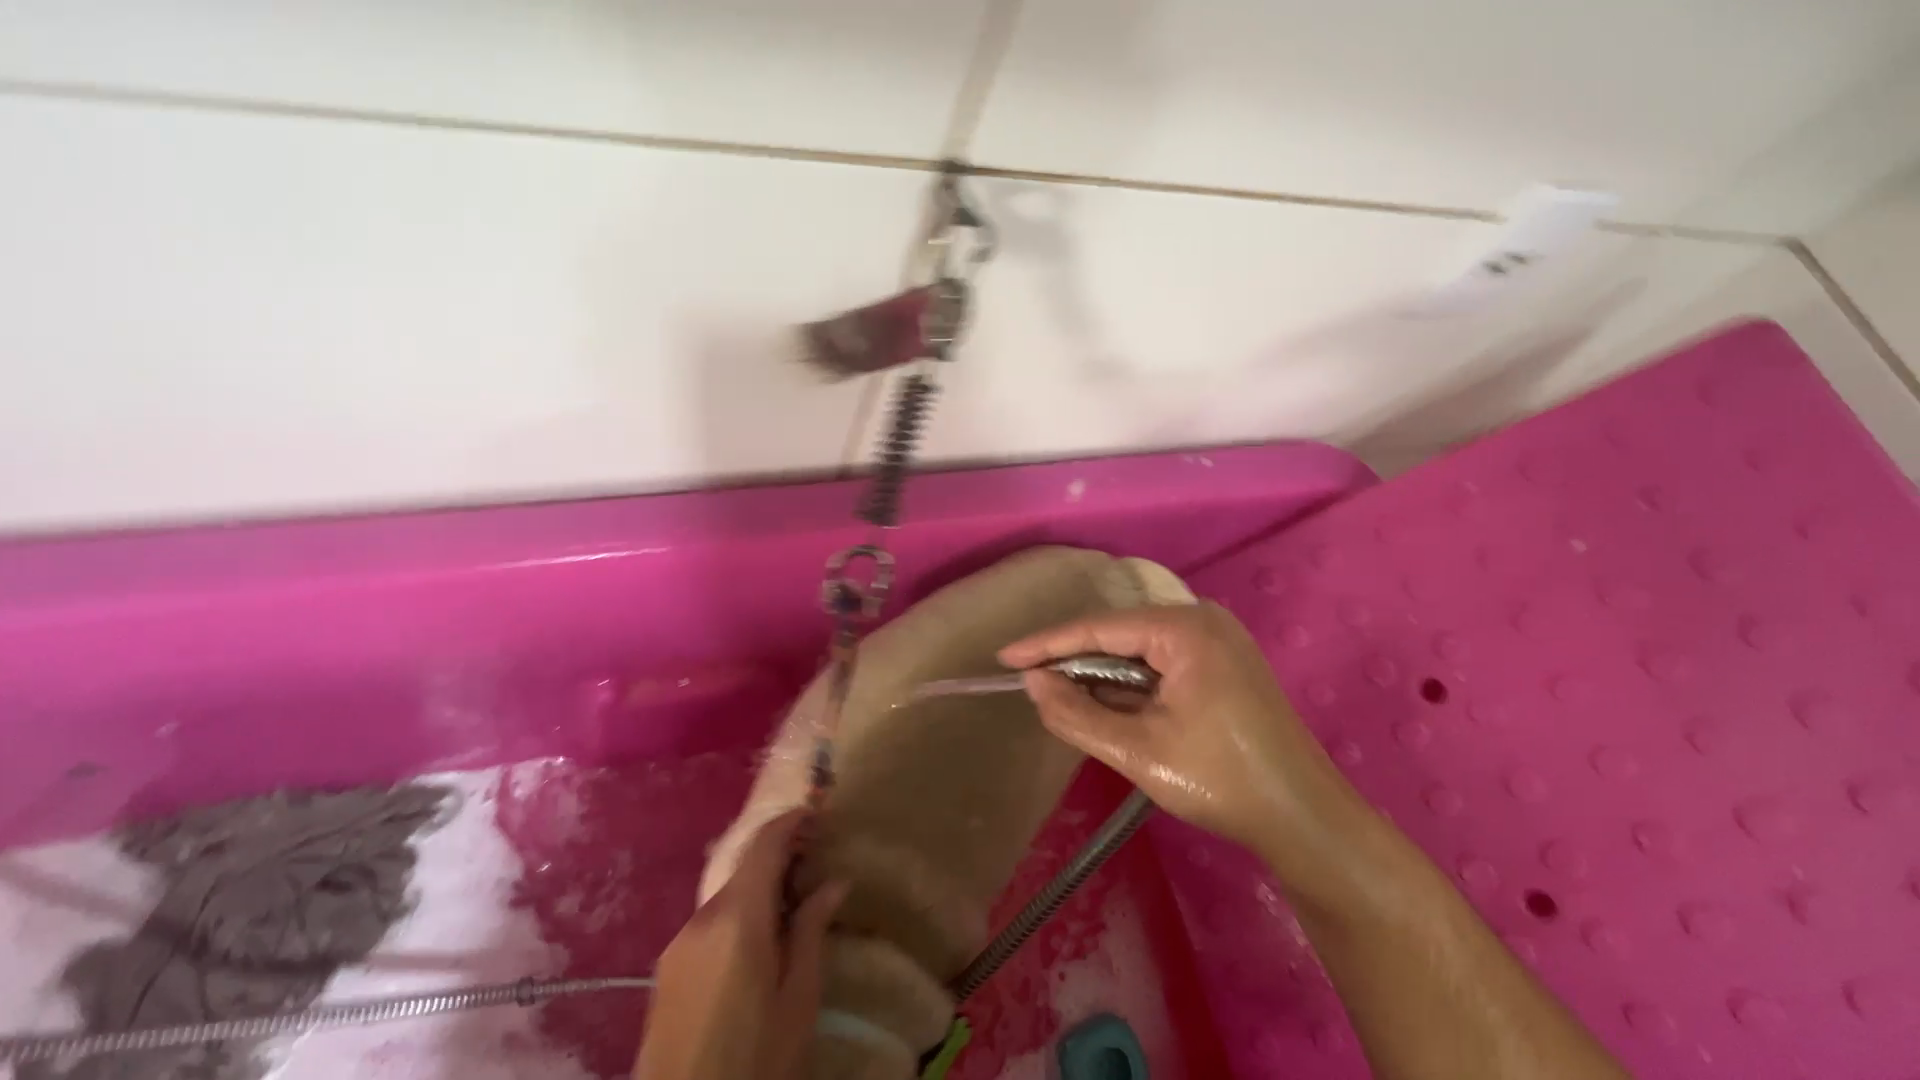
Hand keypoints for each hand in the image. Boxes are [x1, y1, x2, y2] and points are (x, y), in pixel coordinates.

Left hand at [633, 810, 847, 1079]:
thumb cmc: (755, 1057)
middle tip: (816, 860)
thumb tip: (834, 883)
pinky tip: (759, 943)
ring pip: (725, 898)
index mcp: (737, 918)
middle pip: (742, 869)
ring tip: (794, 904)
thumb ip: (812, 932)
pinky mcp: (666, 971)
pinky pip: (709, 925)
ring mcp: (677, 945)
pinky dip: (738, 916)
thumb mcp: (798, 998)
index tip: (817, 813)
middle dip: (778, 857)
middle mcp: (701, 919)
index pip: (763, 847)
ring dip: (758, 889)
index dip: (790, 823)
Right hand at [1000, 603, 1364, 863]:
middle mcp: (1202, 622)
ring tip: (1057, 698)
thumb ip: (1076, 714)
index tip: (1004, 658)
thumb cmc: (1219, 779)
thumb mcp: (1137, 750)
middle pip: (1119, 635)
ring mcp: (1218, 644)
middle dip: (1074, 661)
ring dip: (1102, 677)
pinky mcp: (1224, 668)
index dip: (1046, 643)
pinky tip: (1104, 707)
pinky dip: (1131, 687)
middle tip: (1027, 682)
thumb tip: (1034, 683)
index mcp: (1185, 629)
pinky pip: (1163, 666)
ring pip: (1140, 653)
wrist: (1303, 817)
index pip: (1099, 628)